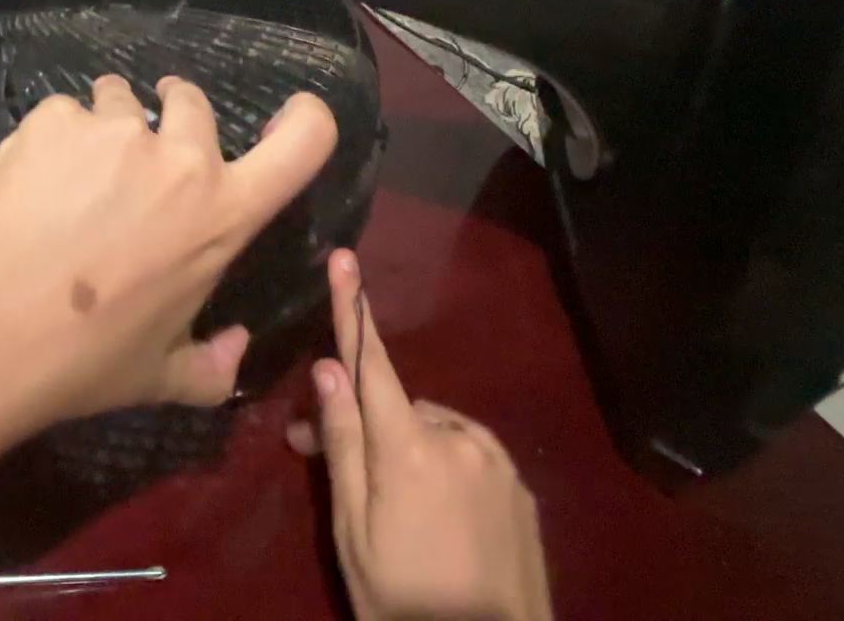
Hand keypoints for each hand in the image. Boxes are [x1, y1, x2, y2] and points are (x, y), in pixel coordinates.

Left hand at [0, 74, 336, 425]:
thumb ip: (215, 366)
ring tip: (74, 174)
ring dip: (108, 125)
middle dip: (172, 118)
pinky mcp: (55, 120)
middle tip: (139, 162)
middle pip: (193, 101)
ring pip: (121, 98)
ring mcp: (115, 131)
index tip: (289, 115)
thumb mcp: (165, 378)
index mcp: (224, 213)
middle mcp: (180, 158)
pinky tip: (32, 181)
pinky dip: (55, 138)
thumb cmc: (89, 361)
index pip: (305, 139)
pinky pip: (65, 112)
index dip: (307, 117)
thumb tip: (238, 346)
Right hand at [287, 251, 552, 620]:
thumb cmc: (402, 600)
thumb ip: (343, 441)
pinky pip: (468, 453)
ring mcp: (497, 461)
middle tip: (323, 459)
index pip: (372, 361)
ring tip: (392, 503)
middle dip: (362, 419)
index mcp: (411, 447)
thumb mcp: (353, 529)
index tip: (345, 257)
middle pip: (397, 405)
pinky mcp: (520, 486)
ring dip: (406, 445)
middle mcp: (460, 437)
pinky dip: (443, 465)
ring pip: (433, 429)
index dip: (352, 308)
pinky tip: (438, 516)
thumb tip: (329, 368)